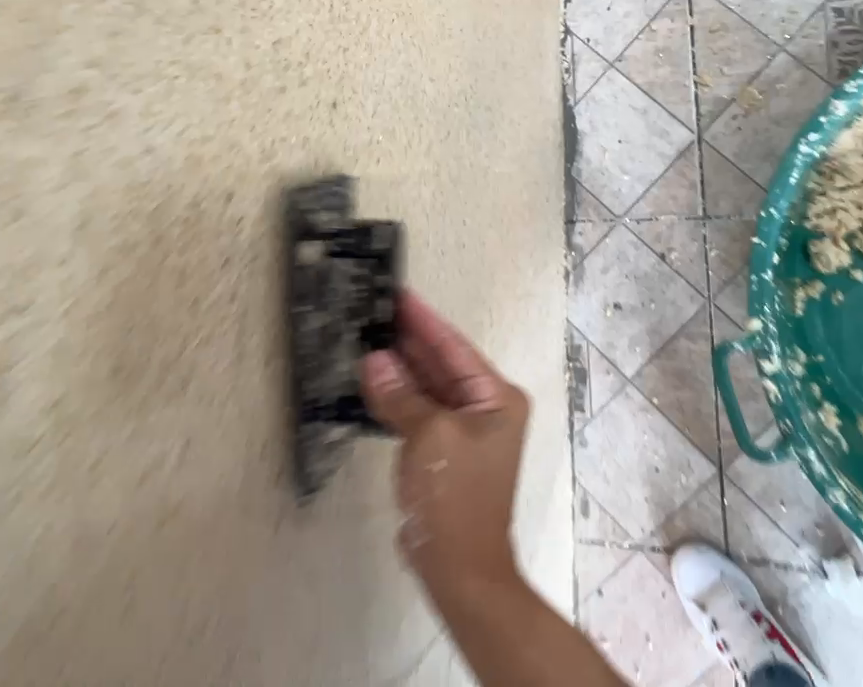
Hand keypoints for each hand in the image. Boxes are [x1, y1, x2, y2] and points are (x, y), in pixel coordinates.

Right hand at [361, 291, 530, 598]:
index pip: (455, 347)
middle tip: (373, 311)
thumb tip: (374, 360)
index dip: (424, 320)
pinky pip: (419, 412)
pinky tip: (371, 381)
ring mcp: (464, 432)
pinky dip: (397, 397)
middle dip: (408, 341)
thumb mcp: (428, 436)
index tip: (398, 293)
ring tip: (366, 337)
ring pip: (427, 388)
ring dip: (399, 368)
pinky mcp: (442, 452)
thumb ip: (401, 394)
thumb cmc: (454, 496)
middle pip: (441, 364)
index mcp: (496, 398)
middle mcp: (485, 409)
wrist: (459, 567)